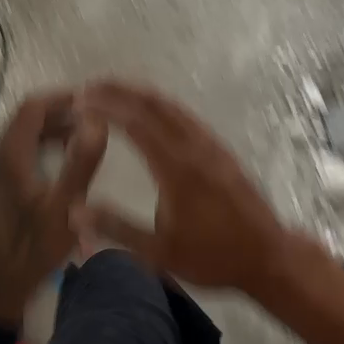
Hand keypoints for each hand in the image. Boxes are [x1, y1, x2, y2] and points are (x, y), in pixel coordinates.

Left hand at [0, 90, 107, 327]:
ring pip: (27, 134)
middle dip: (61, 111)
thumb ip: (81, 163)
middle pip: (29, 117)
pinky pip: (25, 150)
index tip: (91, 99)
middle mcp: (1, 154)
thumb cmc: (33, 246)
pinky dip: (46, 144)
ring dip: (54, 128)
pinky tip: (67, 158)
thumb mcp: (65, 206)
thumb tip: (98, 122)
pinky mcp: (3, 184)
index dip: (61, 97)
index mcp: (12, 153)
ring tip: (86, 134)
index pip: (33, 106)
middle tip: (94, 115)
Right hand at [70, 80, 291, 295]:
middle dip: (118, 90)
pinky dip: (158, 104)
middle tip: (89, 87)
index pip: (134, 123)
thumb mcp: (159, 252)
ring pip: (169, 105)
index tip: (80, 100)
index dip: (105, 107)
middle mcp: (192, 146)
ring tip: (112, 90)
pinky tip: (150, 109)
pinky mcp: (219, 148)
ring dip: (138, 93)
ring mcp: (209, 144)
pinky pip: (184, 114)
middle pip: (151, 104)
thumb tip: (74, 210)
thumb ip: (117, 227)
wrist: (269, 257)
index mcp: (175, 167)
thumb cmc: (212, 257)